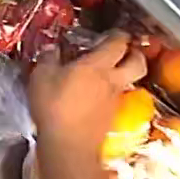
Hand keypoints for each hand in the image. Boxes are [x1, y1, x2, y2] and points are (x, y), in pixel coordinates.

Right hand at [27, 31, 149, 164]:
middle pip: (137, 62)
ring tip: (107, 72)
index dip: (118, 35)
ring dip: (123, 73)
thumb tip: (52, 49)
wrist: (69, 146)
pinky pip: (116, 98)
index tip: (113, 32)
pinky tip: (94, 94)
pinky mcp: (110, 117)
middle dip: (134, 53)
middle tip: (123, 50)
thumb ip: (48, 59)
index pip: (117, 43)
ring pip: (129, 81)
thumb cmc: (55, 107)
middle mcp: (112, 81)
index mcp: (97, 66)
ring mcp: (114, 101)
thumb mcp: (41, 77)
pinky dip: (110, 92)